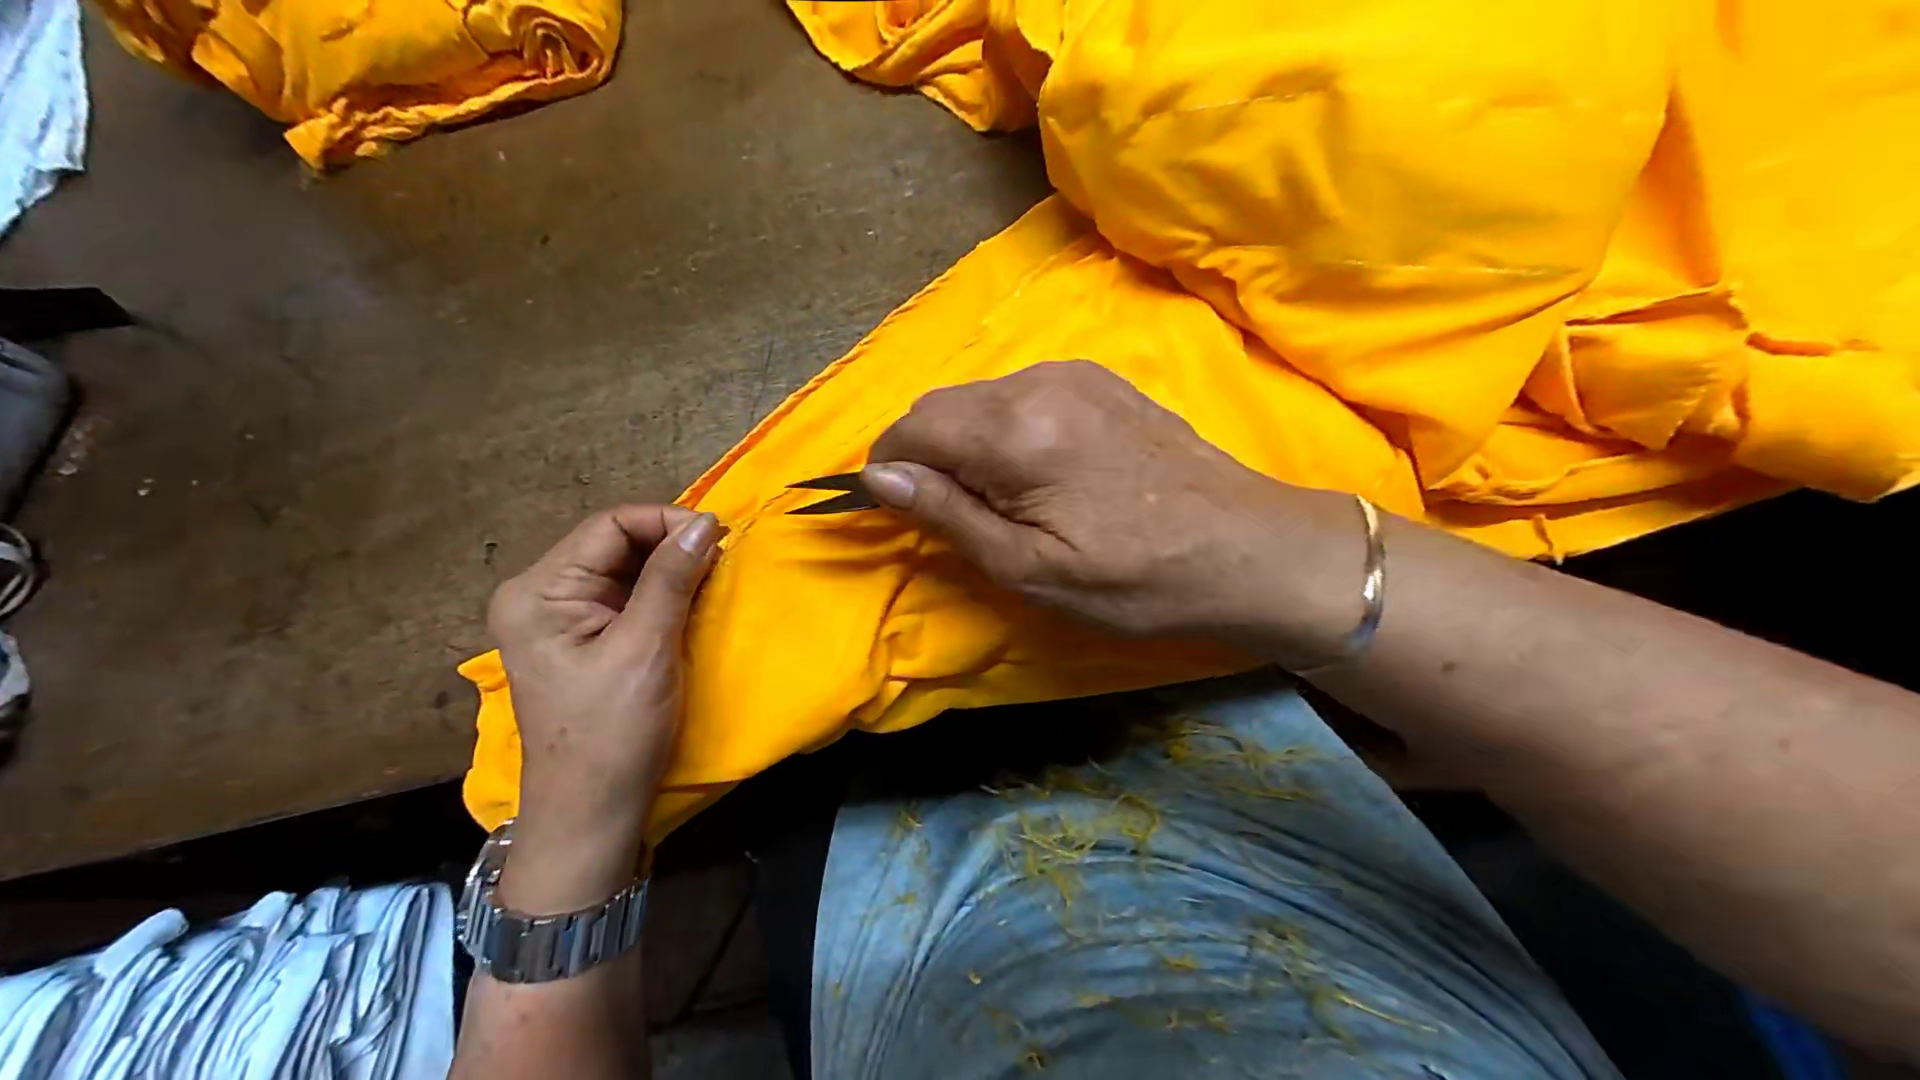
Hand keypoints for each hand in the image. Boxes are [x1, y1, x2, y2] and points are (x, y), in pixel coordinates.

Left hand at [484, 505, 720, 909]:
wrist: (591, 810)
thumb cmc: (613, 731)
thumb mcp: (645, 647)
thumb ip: (672, 578)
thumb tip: (705, 522)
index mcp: (539, 592)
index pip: (609, 526)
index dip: (666, 521)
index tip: (718, 535)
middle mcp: (540, 595)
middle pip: (614, 543)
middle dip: (670, 544)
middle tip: (721, 557)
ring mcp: (559, 618)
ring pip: (624, 567)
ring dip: (671, 567)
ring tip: (713, 575)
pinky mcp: (583, 638)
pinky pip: (626, 595)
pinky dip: (663, 591)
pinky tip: (692, 599)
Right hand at [862, 361, 1364, 665]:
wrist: (1250, 551)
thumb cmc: (1136, 579)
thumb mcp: (1030, 568)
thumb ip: (948, 513)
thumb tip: (877, 477)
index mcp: (1017, 430)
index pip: (913, 427)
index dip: (890, 469)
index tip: (900, 512)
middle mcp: (1040, 382)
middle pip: (943, 406)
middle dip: (928, 455)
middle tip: (956, 516)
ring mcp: (1076, 374)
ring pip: (981, 399)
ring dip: (967, 443)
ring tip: (1003, 499)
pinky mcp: (1102, 381)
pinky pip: (1022, 395)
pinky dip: (1006, 430)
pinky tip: (1040, 472)